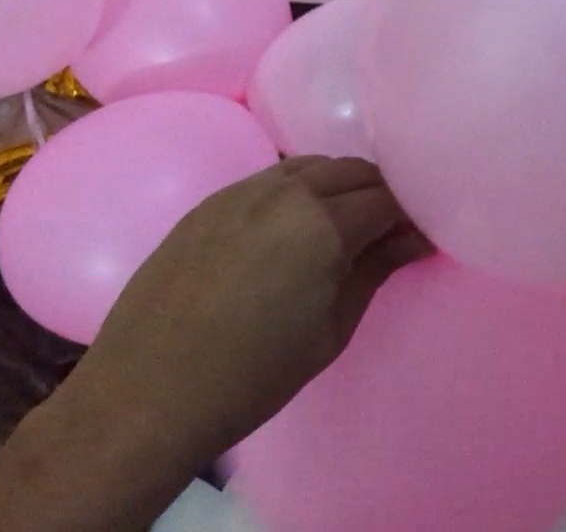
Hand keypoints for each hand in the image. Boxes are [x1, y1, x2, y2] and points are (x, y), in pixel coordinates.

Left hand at [57, 157, 432, 468]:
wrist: (143, 399)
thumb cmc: (252, 376)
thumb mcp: (332, 329)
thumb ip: (377, 269)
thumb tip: (417, 238)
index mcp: (322, 225)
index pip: (388, 199)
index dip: (412, 215)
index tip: (422, 235)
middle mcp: (285, 193)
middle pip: (355, 172)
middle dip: (381, 194)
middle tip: (390, 230)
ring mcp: (240, 193)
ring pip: (312, 166)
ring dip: (340, 185)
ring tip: (344, 223)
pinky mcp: (208, 204)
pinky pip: (271, 179)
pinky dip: (298, 189)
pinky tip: (293, 225)